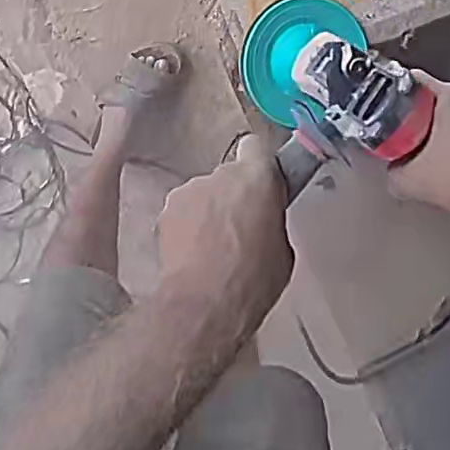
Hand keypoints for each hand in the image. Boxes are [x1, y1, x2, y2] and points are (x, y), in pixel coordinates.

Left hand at [157, 135, 292, 326]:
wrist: (202, 303)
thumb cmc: (253, 279)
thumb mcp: (282, 248)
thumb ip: (271, 217)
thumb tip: (262, 215)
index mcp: (256, 177)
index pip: (256, 147)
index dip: (259, 165)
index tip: (263, 186)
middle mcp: (220, 174)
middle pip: (229, 175)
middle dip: (234, 195)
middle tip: (240, 228)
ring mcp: (189, 189)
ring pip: (204, 193)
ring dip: (209, 211)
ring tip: (213, 248)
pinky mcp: (166, 208)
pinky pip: (184, 211)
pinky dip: (188, 225)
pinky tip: (192, 253)